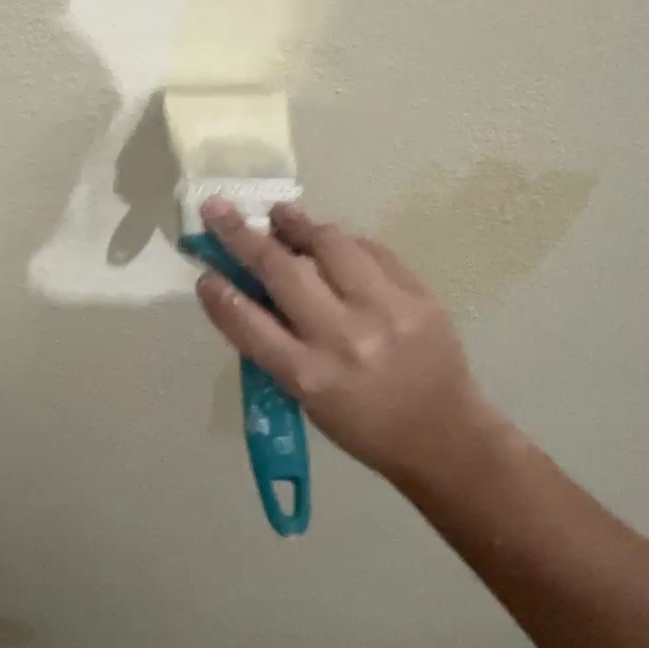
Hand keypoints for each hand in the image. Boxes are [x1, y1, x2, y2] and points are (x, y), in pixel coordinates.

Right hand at [193, 197, 499, 478]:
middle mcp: (344, 338)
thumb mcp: (304, 396)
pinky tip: (328, 240)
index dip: (219, 293)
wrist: (445, 439)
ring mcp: (387, 312)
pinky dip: (343, 242)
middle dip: (242, 235)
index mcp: (309, 375)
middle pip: (282, 271)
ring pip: (331, 246)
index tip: (203, 271)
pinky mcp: (420, 296)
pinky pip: (372, 251)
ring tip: (278, 213)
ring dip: (297, 224)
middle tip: (220, 208)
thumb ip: (274, 344)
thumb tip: (244, 288)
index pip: (248, 322)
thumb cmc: (360, 425)